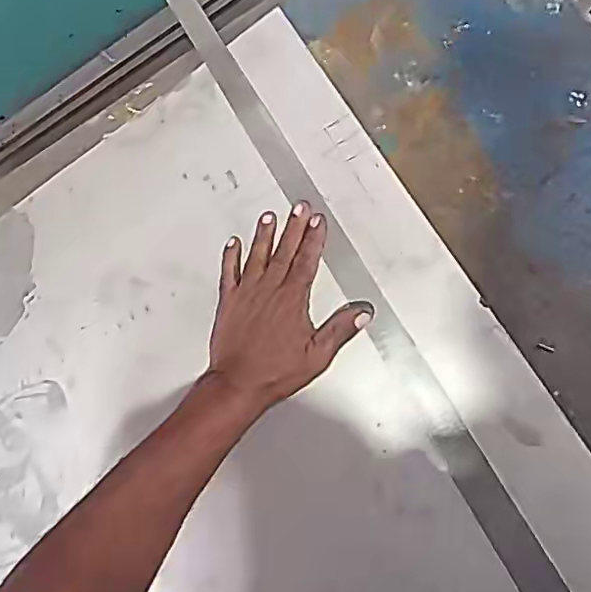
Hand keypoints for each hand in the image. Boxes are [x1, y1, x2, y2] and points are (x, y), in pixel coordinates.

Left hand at [207, 201, 372, 411]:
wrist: (237, 383)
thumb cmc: (273, 372)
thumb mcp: (317, 355)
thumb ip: (340, 330)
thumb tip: (361, 313)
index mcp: (292, 300)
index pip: (307, 260)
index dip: (314, 238)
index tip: (317, 222)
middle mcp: (269, 291)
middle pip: (285, 251)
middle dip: (294, 226)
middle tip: (299, 208)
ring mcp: (247, 294)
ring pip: (257, 256)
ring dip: (264, 235)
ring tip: (270, 217)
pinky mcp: (229, 302)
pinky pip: (229, 272)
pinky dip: (231, 256)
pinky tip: (233, 244)